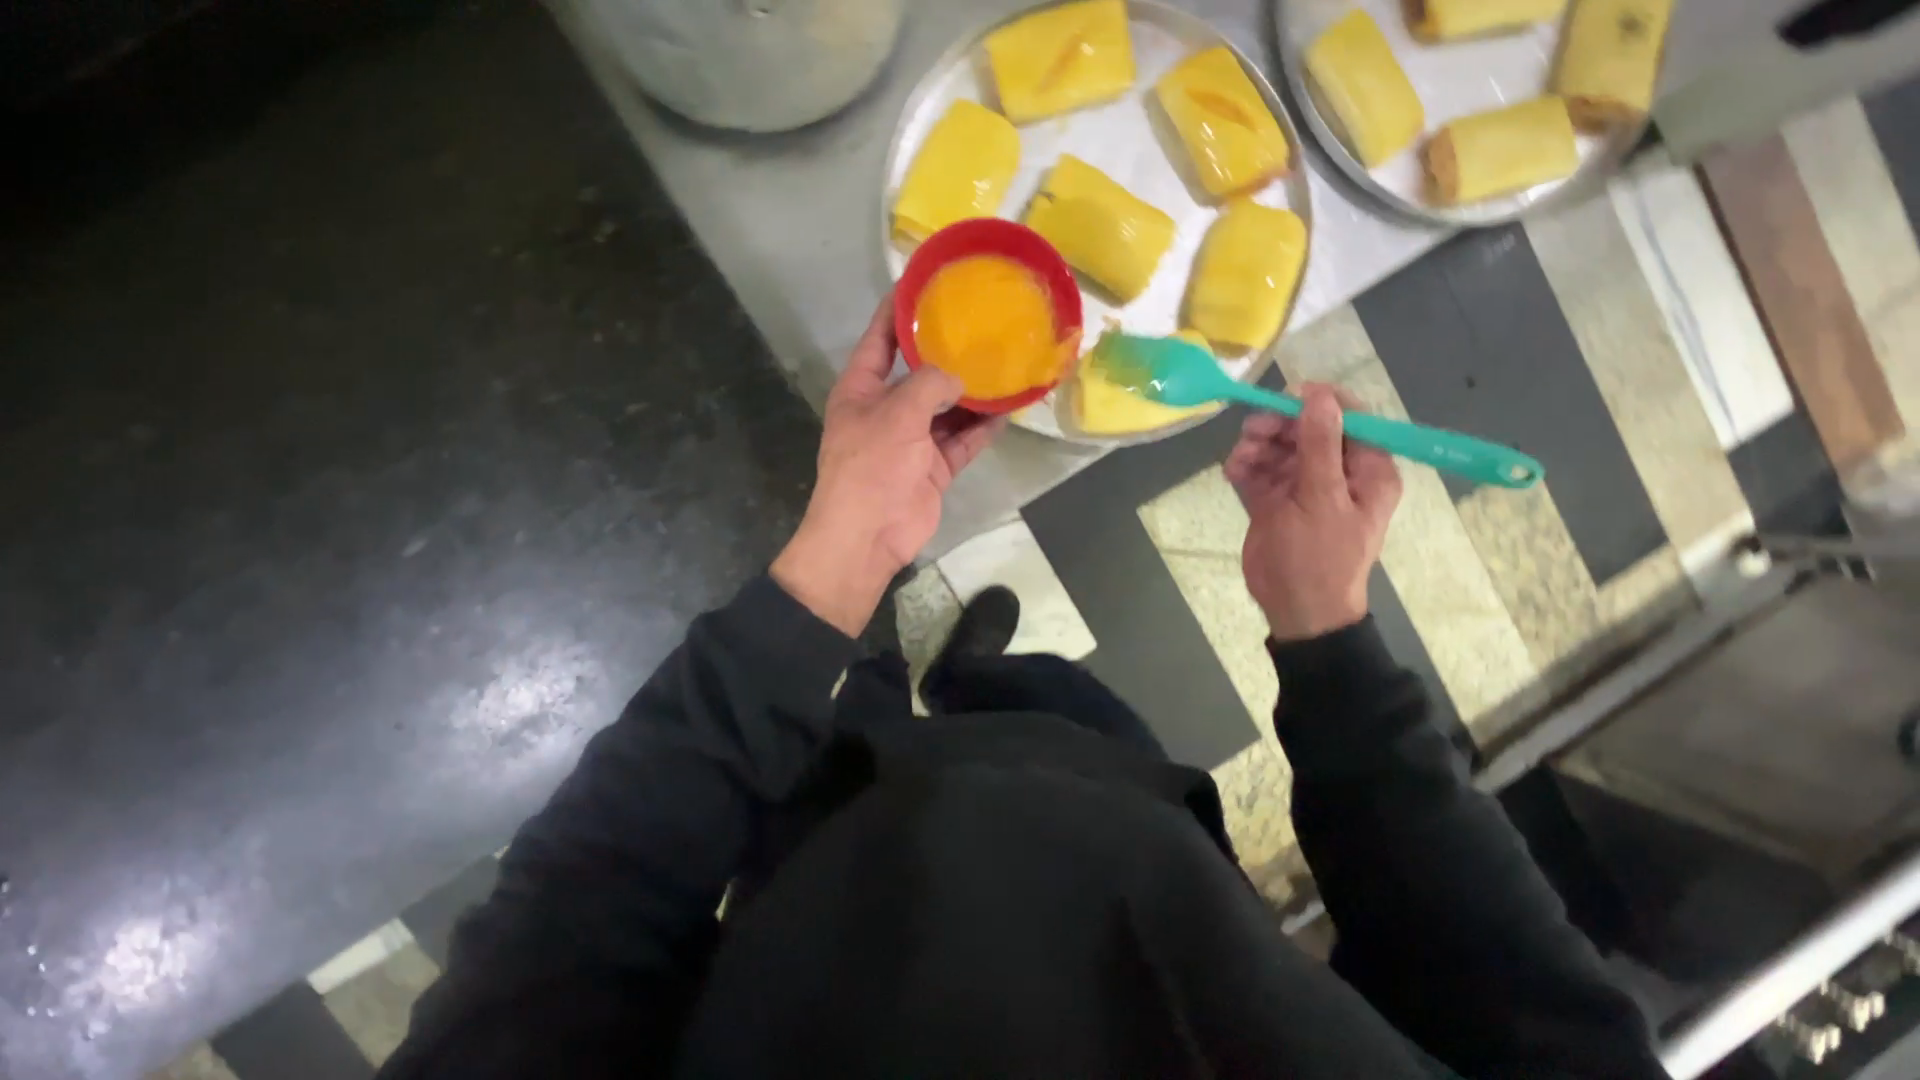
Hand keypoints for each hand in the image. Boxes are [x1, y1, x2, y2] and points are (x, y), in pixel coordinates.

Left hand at [771, 295, 1005, 636]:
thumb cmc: (870, 465)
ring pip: (947, 408)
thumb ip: (929, 384)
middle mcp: (886, 409)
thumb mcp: (896, 413)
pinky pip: (962, 441)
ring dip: (973, 393)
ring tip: (1005, 365)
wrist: (867, 535)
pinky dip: (982, 428)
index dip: (899, 310)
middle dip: (948, 354)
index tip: (925, 282)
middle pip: (920, 373)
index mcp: (861, 389)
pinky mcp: (933, 468)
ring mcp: (911, 440)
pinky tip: (1008, 410)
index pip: (880, 339)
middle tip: (983, 325)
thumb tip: (959, 378)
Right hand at [1225, 383, 1401, 642]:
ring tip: (1240, 458)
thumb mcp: (1321, 499)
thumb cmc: (1319, 558)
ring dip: (1258, 446)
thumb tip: (1319, 396)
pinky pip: (1260, 472)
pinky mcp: (1276, 502)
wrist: (1296, 611)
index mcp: (1367, 472)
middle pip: (1309, 430)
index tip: (1288, 396)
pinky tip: (1233, 472)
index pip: (1352, 419)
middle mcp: (1338, 474)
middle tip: (1253, 430)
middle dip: (1281, 426)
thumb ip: (1319, 445)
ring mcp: (1305, 488)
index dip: (1321, 403)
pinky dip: (1246, 467)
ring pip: (1280, 449)